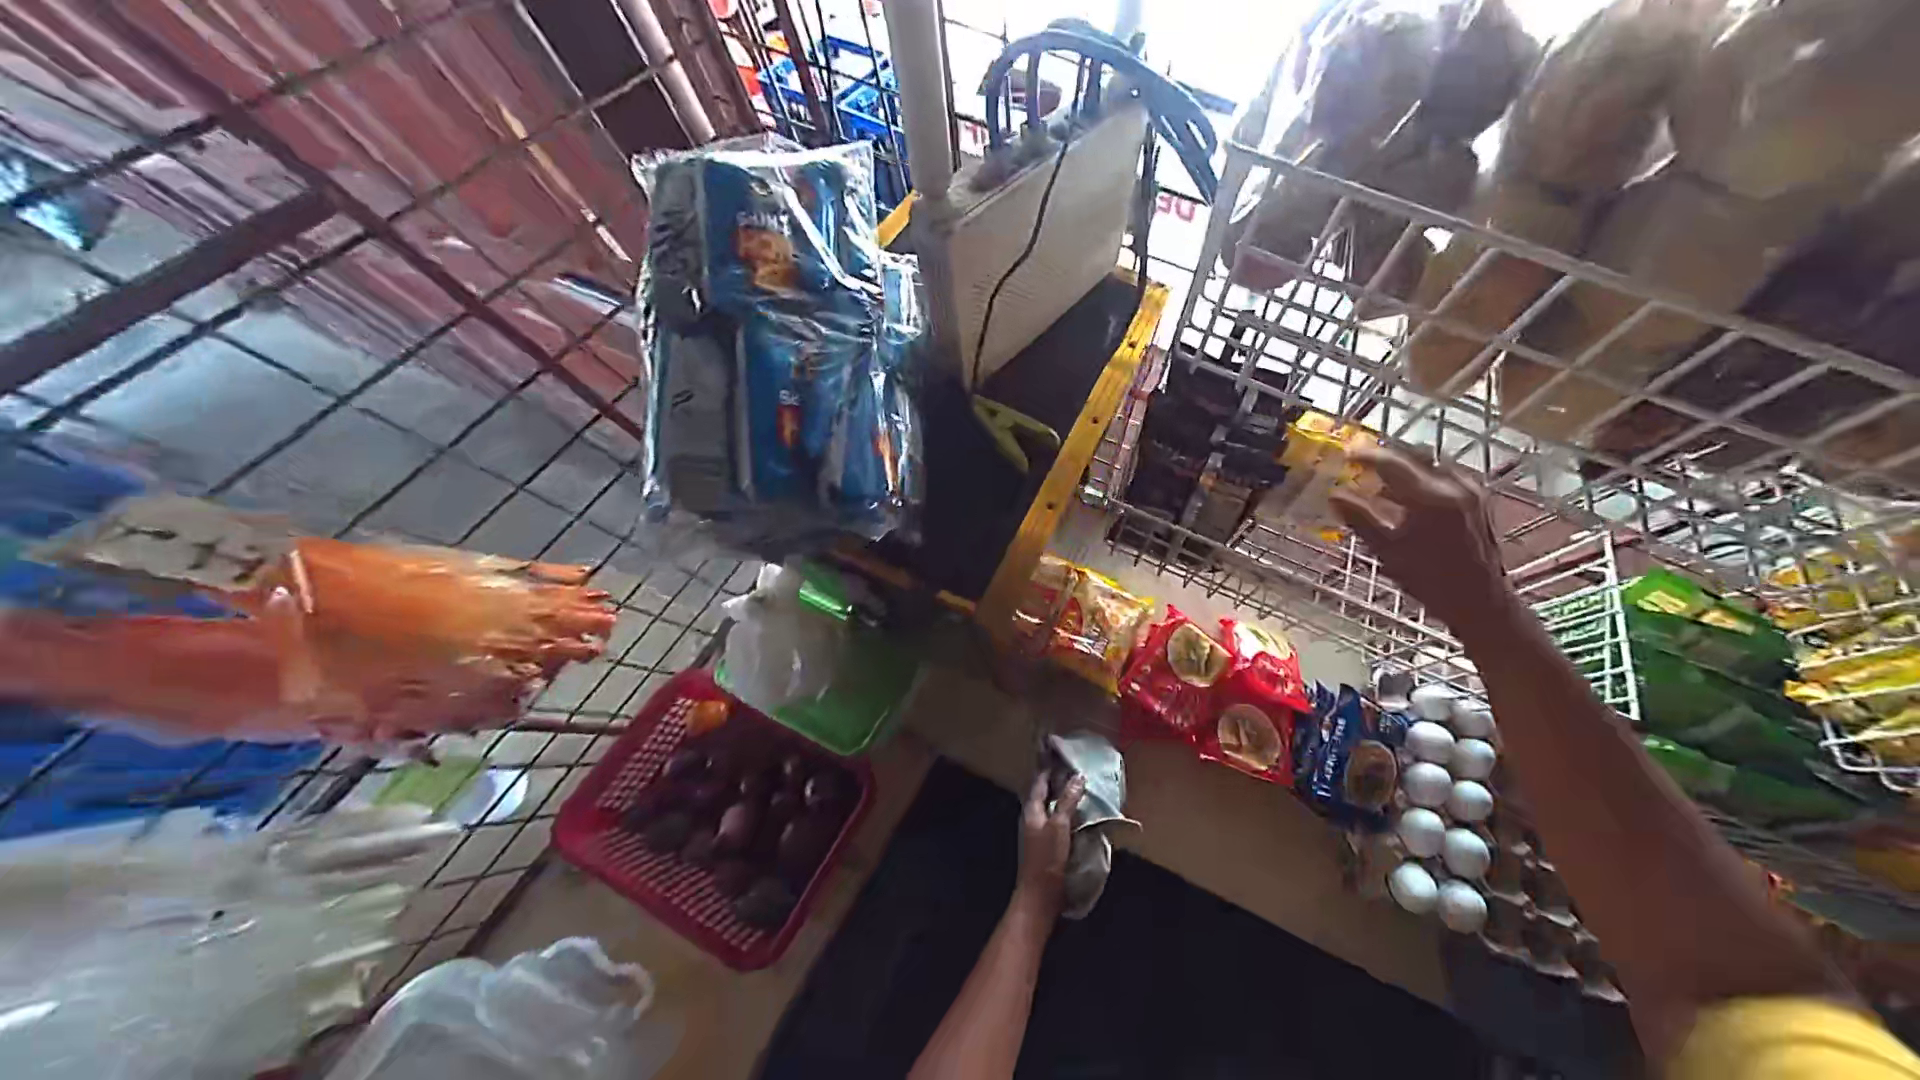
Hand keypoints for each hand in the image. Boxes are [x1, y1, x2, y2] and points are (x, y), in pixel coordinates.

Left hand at [1014, 770, 1084, 918]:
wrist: (1040, 894)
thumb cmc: (1047, 858)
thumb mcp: (1059, 826)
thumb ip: (1067, 801)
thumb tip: (1077, 776)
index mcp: (1031, 809)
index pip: (1039, 780)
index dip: (1048, 766)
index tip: (1061, 752)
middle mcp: (1032, 816)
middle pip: (1043, 791)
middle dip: (1056, 779)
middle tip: (1074, 766)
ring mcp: (1038, 830)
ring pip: (1050, 805)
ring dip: (1062, 795)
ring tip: (1080, 785)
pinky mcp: (1046, 842)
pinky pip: (1056, 818)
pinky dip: (1065, 810)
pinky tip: (1078, 812)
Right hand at [1329, 444, 1514, 637]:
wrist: (1480, 600)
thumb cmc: (1429, 581)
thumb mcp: (1386, 551)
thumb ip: (1360, 519)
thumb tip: (1334, 495)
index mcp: (1430, 500)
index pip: (1391, 464)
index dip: (1365, 455)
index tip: (1346, 453)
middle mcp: (1454, 487)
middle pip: (1414, 455)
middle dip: (1385, 455)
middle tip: (1360, 460)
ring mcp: (1471, 490)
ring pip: (1431, 461)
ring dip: (1404, 463)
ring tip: (1381, 475)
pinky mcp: (1479, 497)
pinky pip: (1446, 472)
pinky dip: (1422, 473)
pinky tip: (1408, 489)